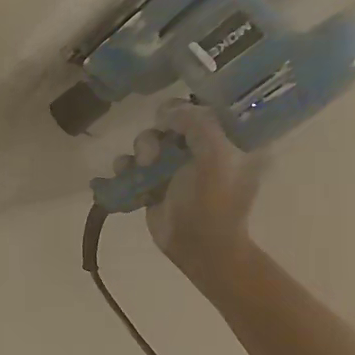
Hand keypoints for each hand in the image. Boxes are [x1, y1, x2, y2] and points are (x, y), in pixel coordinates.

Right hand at [114, 98, 259, 264]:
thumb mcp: (215, 155)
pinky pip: (135, 163)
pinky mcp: (156, 183)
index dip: (188, 107)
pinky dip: (127, 166)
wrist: (200, 248)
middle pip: (172, 122)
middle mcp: (203, 149)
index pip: (207, 107)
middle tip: (158, 150)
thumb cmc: (215, 201)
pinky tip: (125, 174)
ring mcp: (177, 167)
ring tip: (143, 166)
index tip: (173, 116)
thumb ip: (196, 123)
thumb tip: (167, 112)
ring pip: (150, 140)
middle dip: (160, 132)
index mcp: (229, 141)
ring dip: (142, 148)